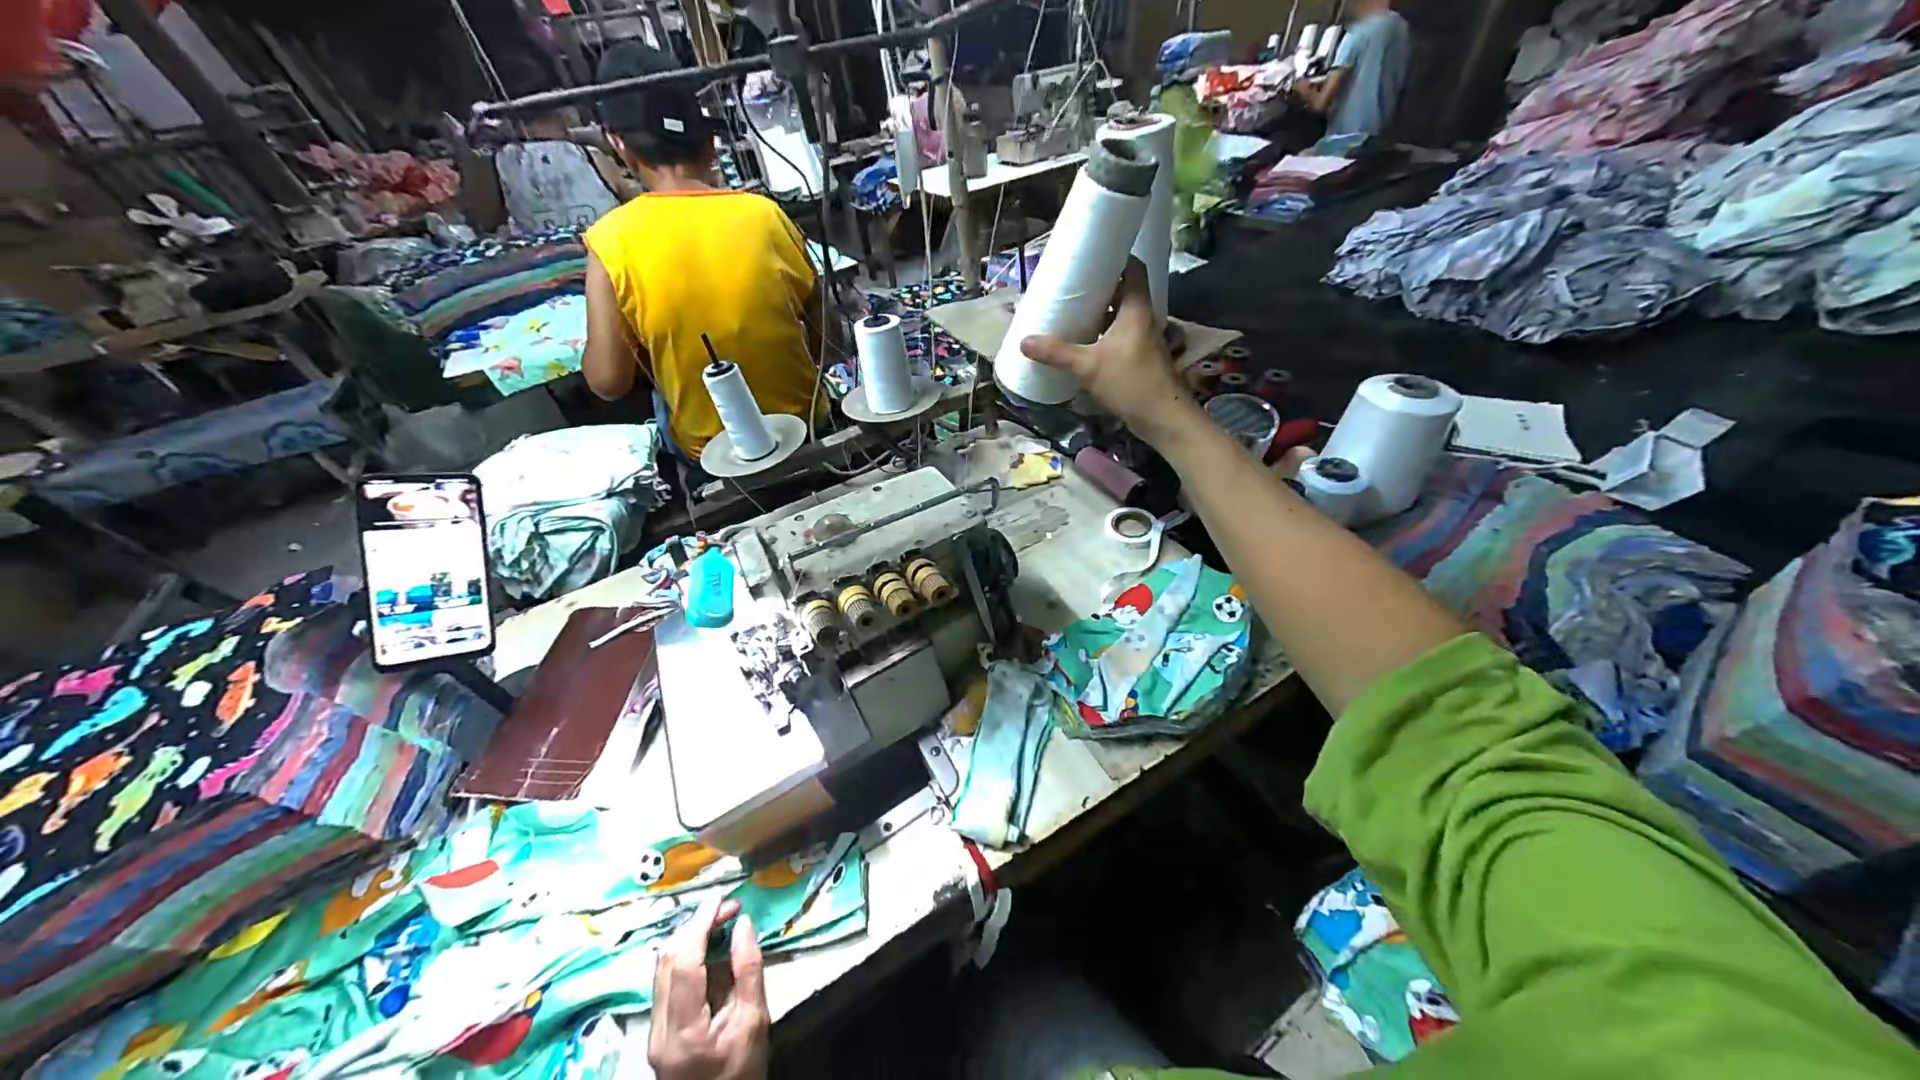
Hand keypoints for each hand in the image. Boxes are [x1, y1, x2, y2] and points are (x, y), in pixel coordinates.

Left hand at [649, 897, 768, 1079]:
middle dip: (696, 925)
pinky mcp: (657, 1029)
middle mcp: (658, 1029)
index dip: (701, 924)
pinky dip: (686, 956)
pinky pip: (666, 980)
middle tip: (728, 908)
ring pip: (662, 968)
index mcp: (683, 1031)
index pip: (684, 964)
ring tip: (721, 922)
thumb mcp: (755, 1021)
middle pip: (666, 961)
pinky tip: (709, 950)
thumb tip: (742, 923)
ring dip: (690, 938)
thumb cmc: (742, 1072)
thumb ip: (748, 970)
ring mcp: (653, 1030)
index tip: (721, 899)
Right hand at [1018, 258, 1202, 447]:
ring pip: (1121, 315)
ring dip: (1100, 312)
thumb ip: (1057, 353)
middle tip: (1072, 287)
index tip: (1091, 256)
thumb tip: (1024, 341)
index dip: (1116, 257)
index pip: (1133, 268)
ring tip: (1073, 312)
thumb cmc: (1131, 383)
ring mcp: (1143, 339)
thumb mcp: (1089, 366)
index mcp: (1136, 308)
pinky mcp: (1140, 358)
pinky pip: (1120, 335)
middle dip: (1100, 287)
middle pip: (1123, 291)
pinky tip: (1084, 343)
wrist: (1163, 418)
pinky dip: (1103, 333)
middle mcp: (1143, 318)